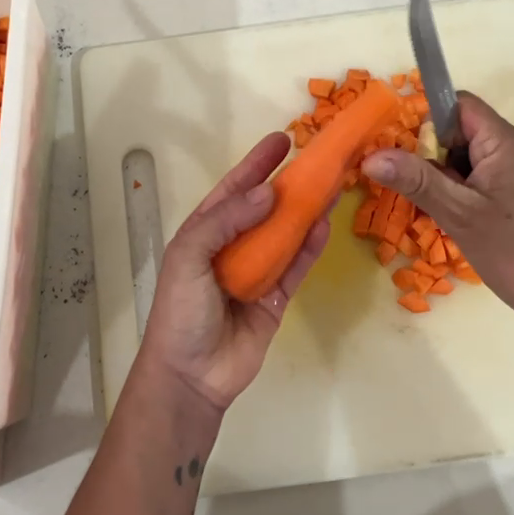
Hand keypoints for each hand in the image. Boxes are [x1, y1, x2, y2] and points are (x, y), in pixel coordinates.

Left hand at [135, 132, 330, 412]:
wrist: (192, 375)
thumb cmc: (182, 310)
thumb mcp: (190, 256)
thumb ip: (225, 221)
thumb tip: (268, 192)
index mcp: (205, 231)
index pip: (234, 188)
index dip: (256, 164)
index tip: (282, 139)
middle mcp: (232, 245)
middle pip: (265, 207)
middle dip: (288, 182)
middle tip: (318, 157)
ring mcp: (256, 271)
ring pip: (286, 233)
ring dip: (306, 210)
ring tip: (332, 184)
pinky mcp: (276, 297)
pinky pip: (296, 266)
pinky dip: (310, 246)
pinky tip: (325, 223)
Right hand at [361, 92, 513, 327]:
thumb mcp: (459, 215)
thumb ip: (416, 180)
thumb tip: (371, 155)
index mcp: (508, 144)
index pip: (460, 105)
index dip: (428, 119)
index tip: (404, 149)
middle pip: (466, 130)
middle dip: (435, 153)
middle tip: (417, 186)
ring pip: (476, 157)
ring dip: (450, 175)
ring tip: (439, 208)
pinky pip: (490, 176)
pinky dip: (467, 189)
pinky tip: (460, 218)